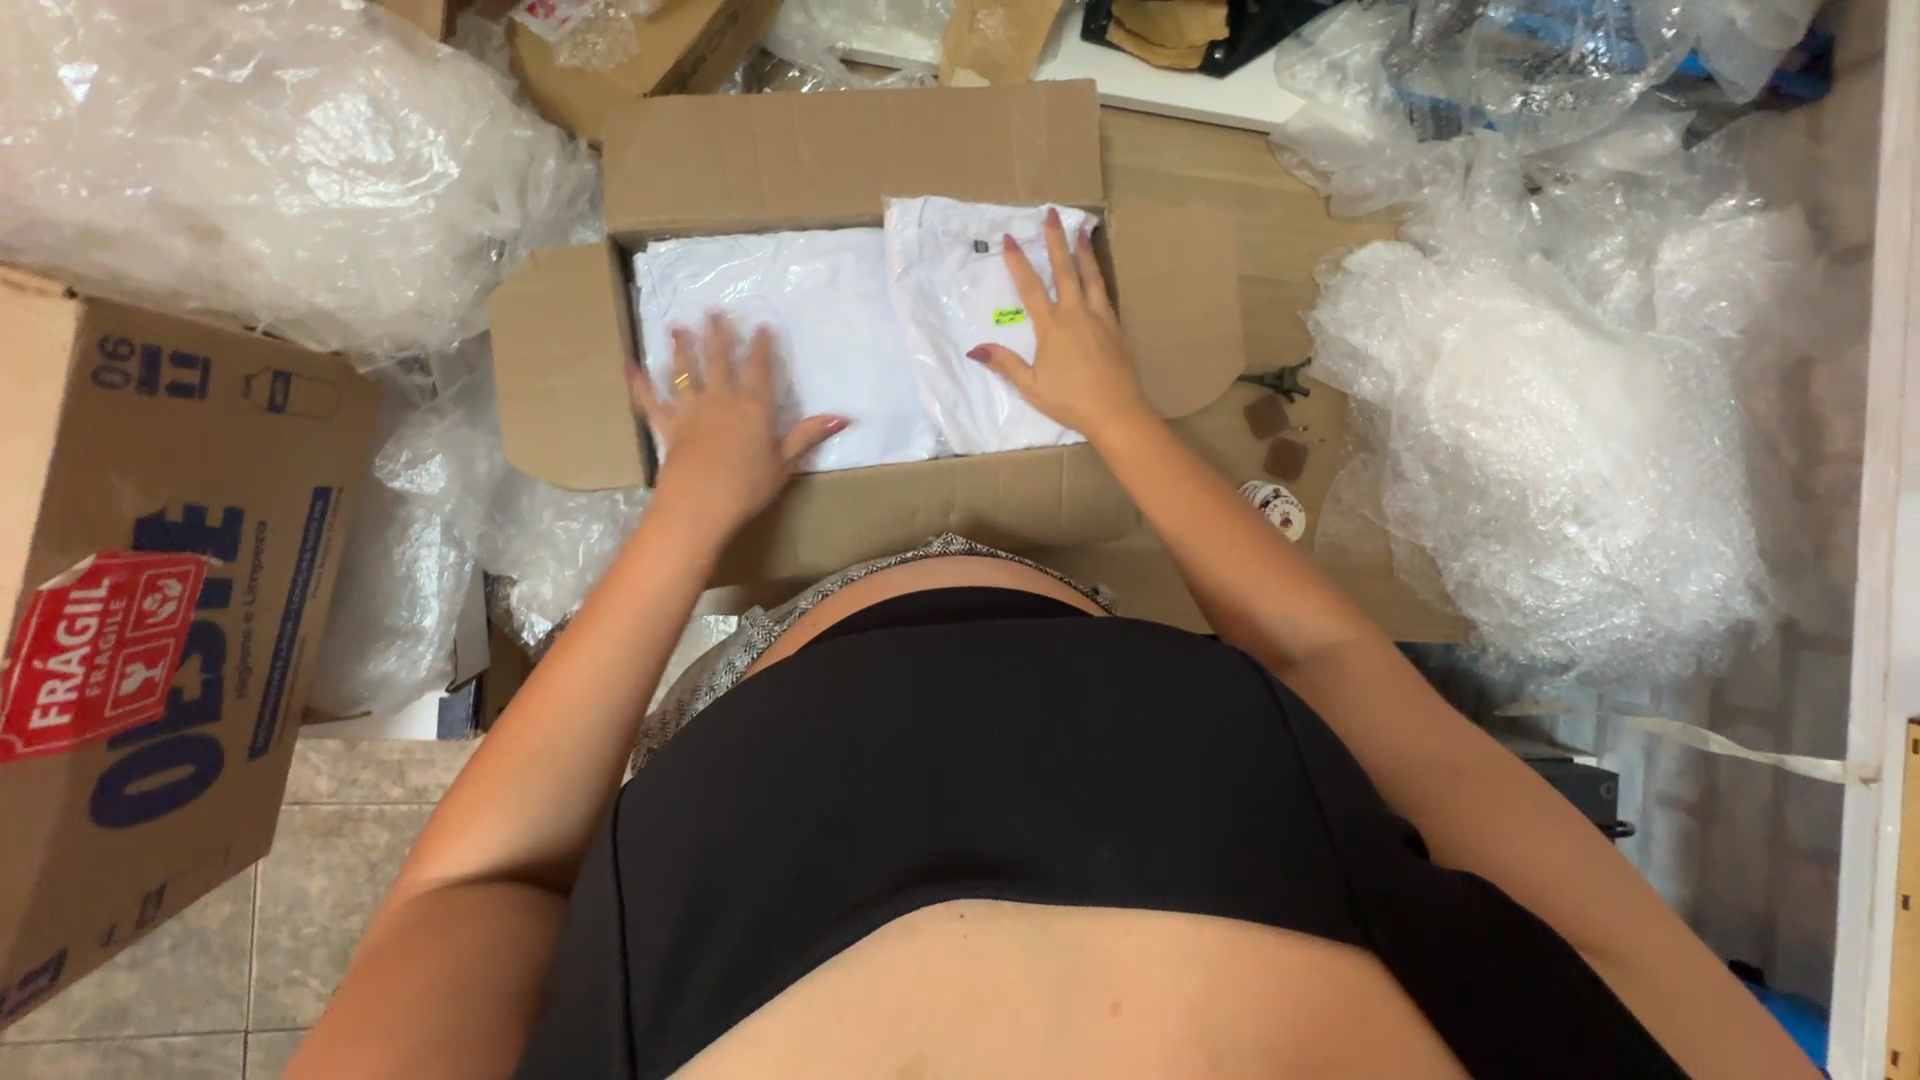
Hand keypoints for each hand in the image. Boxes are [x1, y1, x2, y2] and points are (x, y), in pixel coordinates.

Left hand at [627, 312, 845, 536]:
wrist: (699, 504)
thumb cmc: (747, 486)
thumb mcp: (784, 463)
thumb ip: (807, 436)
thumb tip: (842, 417)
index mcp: (753, 406)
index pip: (759, 368)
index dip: (761, 346)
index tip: (761, 325)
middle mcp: (721, 399)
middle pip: (719, 360)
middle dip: (718, 335)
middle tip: (713, 311)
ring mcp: (690, 411)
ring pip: (684, 372)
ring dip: (681, 348)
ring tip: (676, 327)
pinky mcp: (666, 426)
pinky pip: (650, 400)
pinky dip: (640, 383)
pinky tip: (630, 366)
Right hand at [965, 207, 1154, 443]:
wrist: (1116, 411)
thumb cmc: (1069, 401)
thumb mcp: (1031, 387)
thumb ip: (1005, 364)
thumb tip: (975, 349)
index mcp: (1051, 327)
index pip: (1030, 287)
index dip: (1018, 261)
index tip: (1009, 237)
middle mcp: (1076, 314)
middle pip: (1064, 270)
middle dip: (1055, 240)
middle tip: (1052, 213)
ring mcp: (1100, 318)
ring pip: (1090, 277)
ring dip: (1083, 252)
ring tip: (1081, 231)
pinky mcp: (1116, 328)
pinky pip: (1105, 295)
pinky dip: (1099, 277)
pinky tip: (1098, 274)